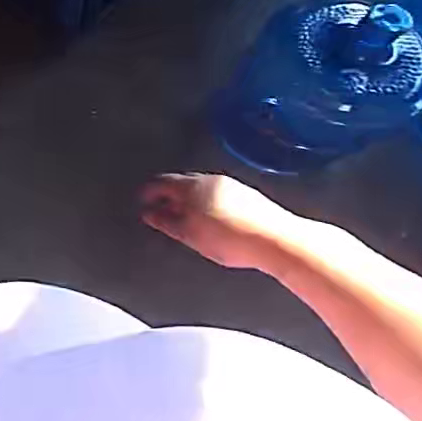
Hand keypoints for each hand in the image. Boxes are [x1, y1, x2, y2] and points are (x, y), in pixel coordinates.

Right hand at [140, 172, 294, 270]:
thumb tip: (151, 214)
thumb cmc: (232, 238)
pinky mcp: (247, 195)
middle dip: (169, 195)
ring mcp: (230, 185)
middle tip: (162, 210)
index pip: (160, 182)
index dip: (148, 192)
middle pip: (180, 183)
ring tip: (186, 219)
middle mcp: (209, 180)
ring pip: (200, 188)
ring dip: (189, 200)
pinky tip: (211, 220)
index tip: (144, 201)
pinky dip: (207, 203)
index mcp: (190, 185)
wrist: (277, 241)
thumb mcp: (188, 234)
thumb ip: (165, 222)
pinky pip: (218, 194)